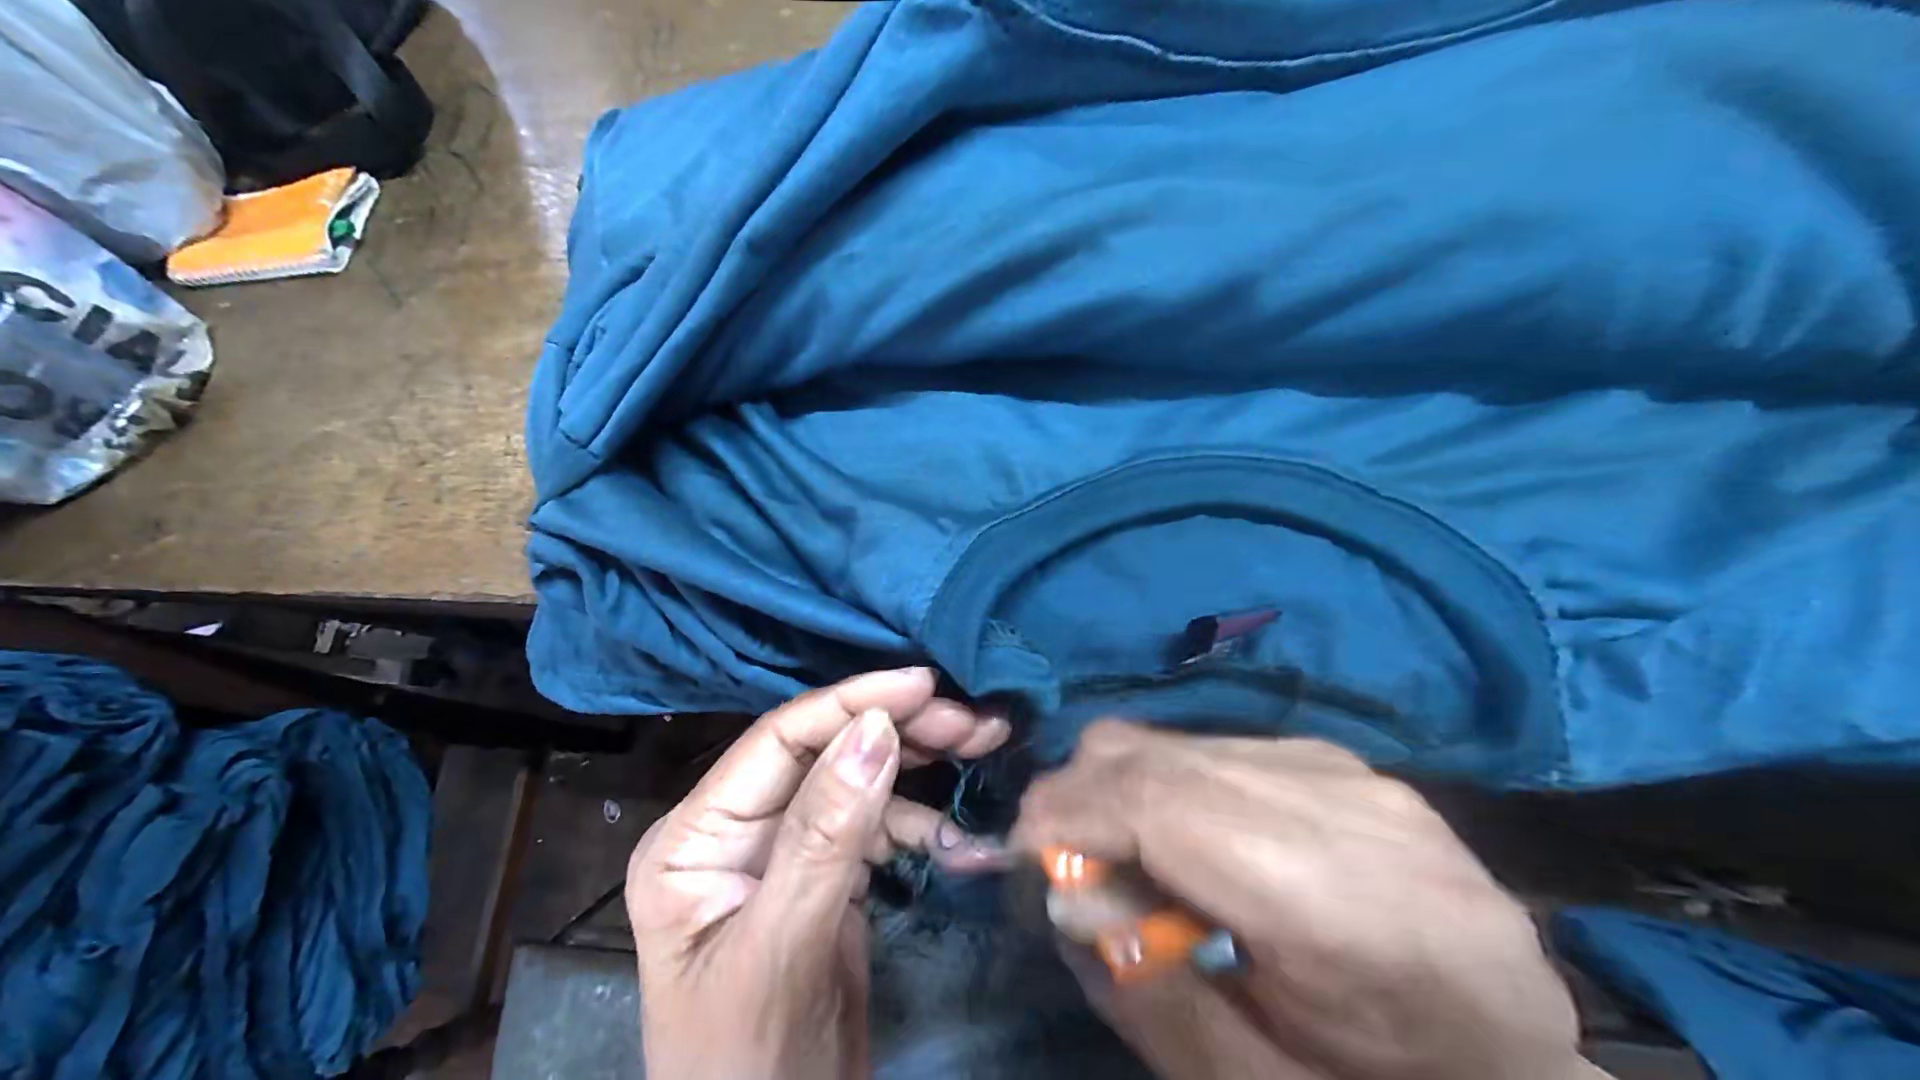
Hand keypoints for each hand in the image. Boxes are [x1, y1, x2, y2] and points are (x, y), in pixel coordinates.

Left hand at [627, 668, 1009, 1079]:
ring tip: (983, 743)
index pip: (778, 741)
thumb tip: (874, 728)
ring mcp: (783, 850)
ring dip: (919, 766)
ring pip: (856, 780)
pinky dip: (920, 825)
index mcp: (694, 836)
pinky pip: (876, 826)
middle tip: (972, 719)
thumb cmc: (749, 1064)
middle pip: (824, 752)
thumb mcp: (783, 948)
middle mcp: (736, 830)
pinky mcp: (824, 875)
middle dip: (898, 729)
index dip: (852, 703)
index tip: (924, 684)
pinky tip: (960, 841)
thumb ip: (824, 835)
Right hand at [1013, 721, 1603, 1079]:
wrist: (1521, 1054)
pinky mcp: (1331, 757)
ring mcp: (1342, 766)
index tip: (1016, 857)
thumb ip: (1150, 994)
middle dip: (1076, 802)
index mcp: (1347, 903)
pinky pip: (1205, 749)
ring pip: (1171, 741)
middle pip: (1156, 756)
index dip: (1068, 815)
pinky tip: (1189, 852)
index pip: (1165, 804)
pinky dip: (1163, 789)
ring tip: (1131, 872)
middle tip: (1066, 874)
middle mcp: (1345, 800)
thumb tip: (1062, 896)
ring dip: (1117, 794)